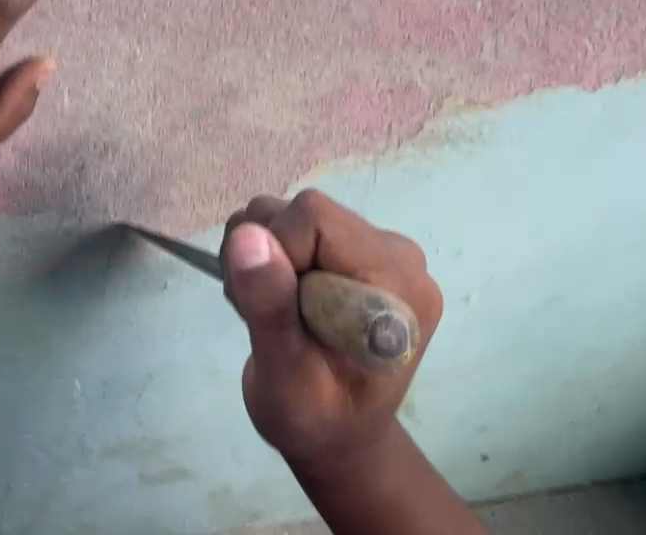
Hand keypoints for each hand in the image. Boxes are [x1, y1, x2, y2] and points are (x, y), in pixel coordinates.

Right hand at [222, 191, 444, 469]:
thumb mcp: (287, 377)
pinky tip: (277, 297)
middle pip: (303, 211)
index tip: (271, 307)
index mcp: (398, 283)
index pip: (315, 219)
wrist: (337, 435)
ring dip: (259, 254)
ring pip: (288, 211)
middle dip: (265, 255)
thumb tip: (247, 234)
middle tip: (264, 314)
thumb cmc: (316, 418)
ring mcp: (374, 247)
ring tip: (270, 311)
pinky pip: (288, 222)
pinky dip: (265, 253)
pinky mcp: (350, 246)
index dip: (277, 251)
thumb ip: (270, 307)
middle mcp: (396, 254)